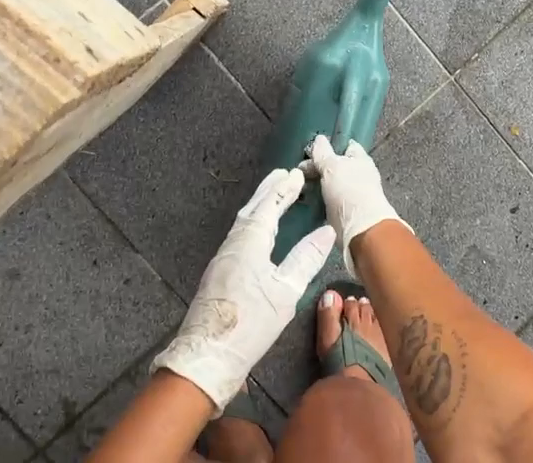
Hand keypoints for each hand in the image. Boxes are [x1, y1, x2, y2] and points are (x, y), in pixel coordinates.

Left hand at [152, 169, 334, 407]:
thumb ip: (306, 258)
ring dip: (259, 204)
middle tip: (283, 175)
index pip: (270, 206)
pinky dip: (253, 221)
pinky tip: (258, 231)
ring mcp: (223, 258)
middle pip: (253, 209)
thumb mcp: (286, 292)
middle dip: (268, 190)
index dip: (284, 190)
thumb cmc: (250, 323)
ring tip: (273, 195)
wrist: (206, 359)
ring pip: (244, 222)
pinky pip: (239, 234)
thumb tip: (326, 231)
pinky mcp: (219, 273)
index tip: (298, 175)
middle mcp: (234, 244)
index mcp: (250, 242)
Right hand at [304, 136, 407, 273]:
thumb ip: (323, 153)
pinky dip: (317, 201)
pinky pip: (327, 202)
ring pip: (330, 184)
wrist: (360, 229)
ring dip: (316, 185)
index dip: (329, 146)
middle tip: (298, 172)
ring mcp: (352, 194)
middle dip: (319, 168)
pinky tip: (304, 202)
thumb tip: (318, 139)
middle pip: (336, 166)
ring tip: (297, 187)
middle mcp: (359, 175)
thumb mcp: (332, 166)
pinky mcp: (344, 213)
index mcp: (361, 159)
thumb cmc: (349, 191)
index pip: (345, 145)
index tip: (310, 150)